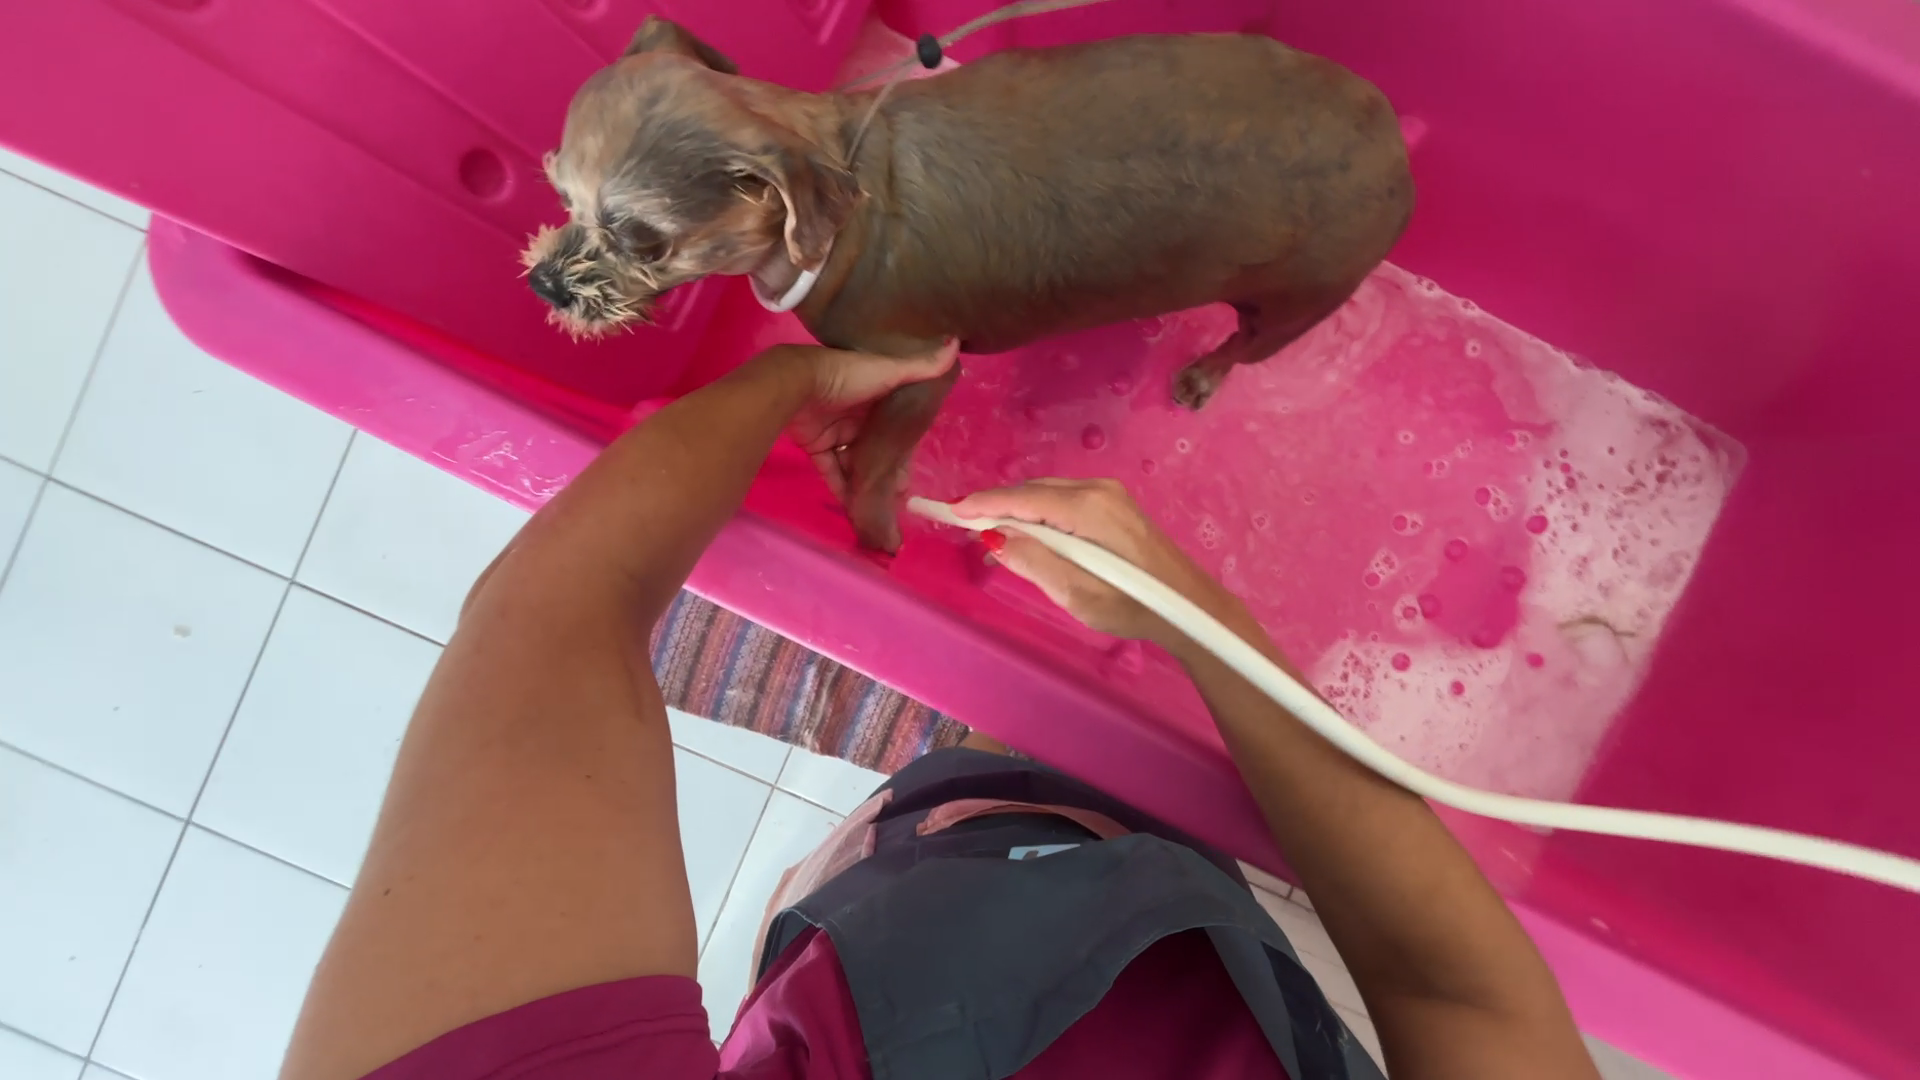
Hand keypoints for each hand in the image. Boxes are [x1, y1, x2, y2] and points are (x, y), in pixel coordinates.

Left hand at [762, 341, 958, 504]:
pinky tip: (856, 507)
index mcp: (876, 396)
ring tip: (880, 508)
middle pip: (875, 449)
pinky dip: (841, 488)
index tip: (914, 474)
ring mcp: (835, 431)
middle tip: (899, 498)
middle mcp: (856, 415)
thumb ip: (921, 366)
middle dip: (886, 473)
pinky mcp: (815, 445)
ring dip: (865, 484)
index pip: (896, 427)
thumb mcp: (888, 370)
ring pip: (854, 463)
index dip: (905, 450)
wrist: (798, 382)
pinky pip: (831, 471)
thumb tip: (956, 343)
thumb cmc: (846, 376)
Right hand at [950, 478, 1247, 651]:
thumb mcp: (1077, 593)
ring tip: (989, 533)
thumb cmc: (1133, 606)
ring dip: (1017, 509)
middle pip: (1032, 491)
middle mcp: (1097, 489)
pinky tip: (1028, 532)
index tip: (950, 509)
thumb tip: (994, 537)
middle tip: (963, 526)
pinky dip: (1038, 511)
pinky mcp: (1114, 503)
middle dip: (997, 505)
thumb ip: (1034, 562)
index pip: (1022, 498)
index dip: (984, 504)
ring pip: (1047, 493)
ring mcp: (1108, 493)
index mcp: (1087, 509)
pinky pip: (1063, 499)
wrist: (1188, 606)